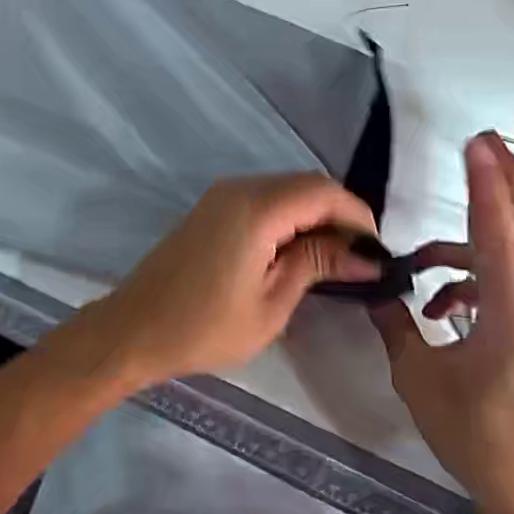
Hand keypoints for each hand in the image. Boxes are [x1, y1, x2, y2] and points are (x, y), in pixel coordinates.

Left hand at [65, 174, 379, 387]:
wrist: (135, 328)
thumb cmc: (204, 326)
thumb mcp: (272, 303)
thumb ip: (318, 265)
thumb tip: (367, 256)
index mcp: (256, 208)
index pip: (324, 191)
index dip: (359, 216)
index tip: (378, 253)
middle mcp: (239, 188)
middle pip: (307, 185)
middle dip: (340, 216)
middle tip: (361, 260)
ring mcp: (221, 195)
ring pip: (286, 190)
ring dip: (315, 216)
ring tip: (335, 260)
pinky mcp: (212, 208)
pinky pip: (264, 200)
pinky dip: (290, 218)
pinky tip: (298, 251)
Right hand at [370, 132, 513, 513]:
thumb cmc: (479, 443)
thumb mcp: (420, 382)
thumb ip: (397, 328)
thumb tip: (379, 291)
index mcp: (513, 321)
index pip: (496, 238)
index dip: (485, 187)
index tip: (480, 145)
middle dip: (500, 186)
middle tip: (483, 144)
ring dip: (469, 256)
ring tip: (423, 282)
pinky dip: (482, 285)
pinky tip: (450, 315)